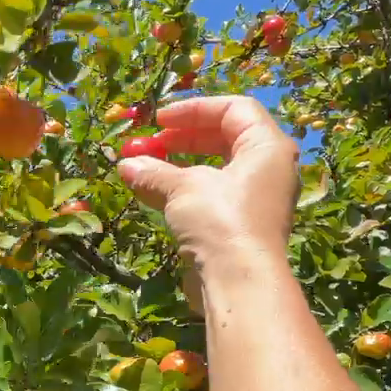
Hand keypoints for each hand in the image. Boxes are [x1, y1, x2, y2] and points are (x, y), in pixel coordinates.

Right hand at [116, 96, 299, 269]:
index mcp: (266, 146)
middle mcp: (266, 168)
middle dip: (181, 139)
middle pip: (223, 139)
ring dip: (177, 167)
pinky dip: (182, 191)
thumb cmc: (221, 222)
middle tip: (147, 144)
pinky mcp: (237, 225)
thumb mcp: (183, 190)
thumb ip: (154, 173)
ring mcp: (253, 199)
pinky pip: (209, 196)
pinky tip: (155, 194)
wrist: (239, 280)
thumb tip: (124, 164)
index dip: (193, 110)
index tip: (158, 119)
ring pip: (213, 171)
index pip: (232, 110)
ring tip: (144, 169)